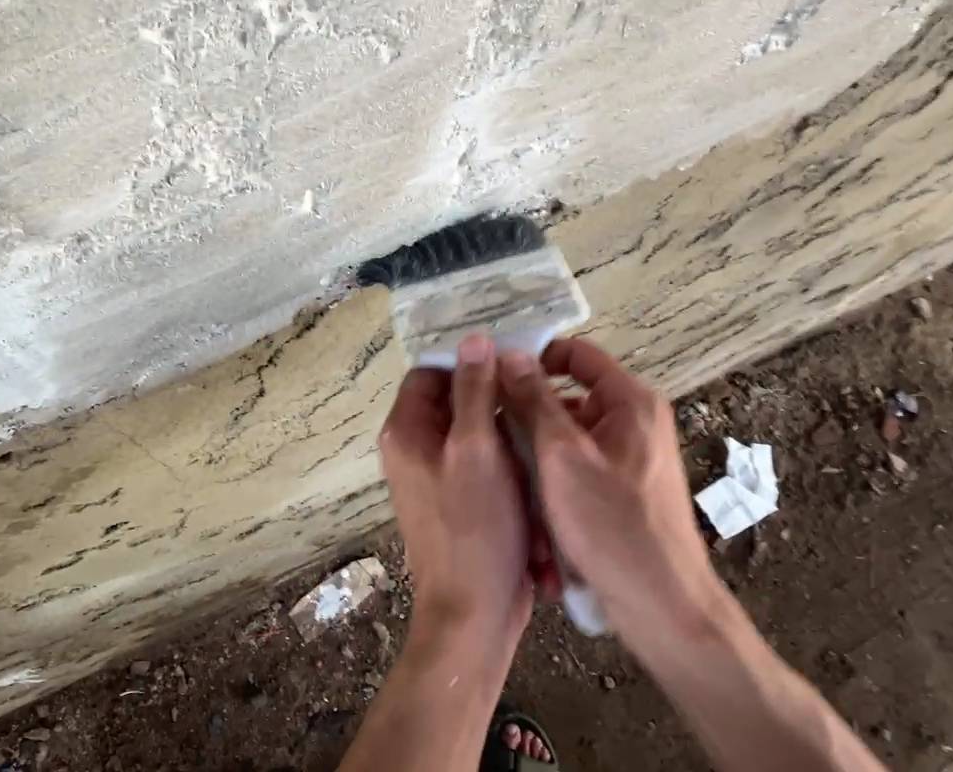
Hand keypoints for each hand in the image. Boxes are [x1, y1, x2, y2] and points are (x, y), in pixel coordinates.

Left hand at [379, 334, 537, 658]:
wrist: (475, 614)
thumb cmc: (474, 528)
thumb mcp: (477, 450)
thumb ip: (474, 393)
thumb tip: (473, 339)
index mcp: (406, 430)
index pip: (431, 373)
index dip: (469, 364)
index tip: (513, 364)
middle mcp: (416, 449)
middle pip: (460, 404)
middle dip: (501, 410)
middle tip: (540, 408)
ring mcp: (439, 478)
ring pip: (482, 439)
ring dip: (514, 449)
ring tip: (545, 454)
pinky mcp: (464, 502)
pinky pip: (490, 472)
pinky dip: (514, 479)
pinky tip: (539, 492)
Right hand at [497, 338, 726, 646]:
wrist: (662, 606)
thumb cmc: (613, 526)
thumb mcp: (562, 456)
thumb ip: (535, 401)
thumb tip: (510, 353)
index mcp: (631, 403)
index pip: (577, 353)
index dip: (534, 357)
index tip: (493, 374)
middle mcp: (634, 421)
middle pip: (569, 392)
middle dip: (527, 407)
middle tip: (485, 422)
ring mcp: (628, 456)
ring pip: (567, 431)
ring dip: (534, 443)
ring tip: (498, 462)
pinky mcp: (620, 487)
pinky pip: (576, 460)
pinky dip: (550, 468)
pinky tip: (522, 491)